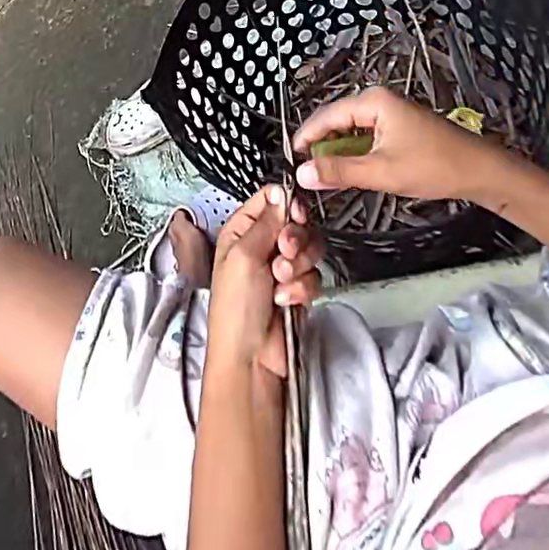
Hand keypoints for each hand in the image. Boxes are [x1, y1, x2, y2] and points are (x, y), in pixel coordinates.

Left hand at [205, 184, 324, 379]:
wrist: (251, 357)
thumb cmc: (234, 308)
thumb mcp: (243, 255)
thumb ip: (266, 222)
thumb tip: (280, 192)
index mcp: (241, 230)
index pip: (270, 200)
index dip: (286, 204)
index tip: (294, 215)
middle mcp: (261, 245)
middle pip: (295, 222)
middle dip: (294, 239)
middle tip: (284, 253)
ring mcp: (281, 267)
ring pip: (309, 249)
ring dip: (297, 266)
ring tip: (279, 281)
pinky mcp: (297, 288)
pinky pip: (313, 275)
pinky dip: (302, 288)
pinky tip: (285, 300)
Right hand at [291, 86, 526, 206]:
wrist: (483, 172)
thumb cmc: (436, 166)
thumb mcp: (381, 172)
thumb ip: (338, 171)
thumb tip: (302, 174)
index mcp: (373, 102)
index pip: (325, 116)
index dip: (306, 138)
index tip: (291, 159)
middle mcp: (378, 101)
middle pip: (335, 121)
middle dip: (321, 145)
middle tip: (307, 170)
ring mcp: (389, 112)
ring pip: (349, 130)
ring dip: (338, 151)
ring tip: (326, 172)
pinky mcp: (397, 126)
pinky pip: (364, 136)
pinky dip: (354, 152)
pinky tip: (351, 169)